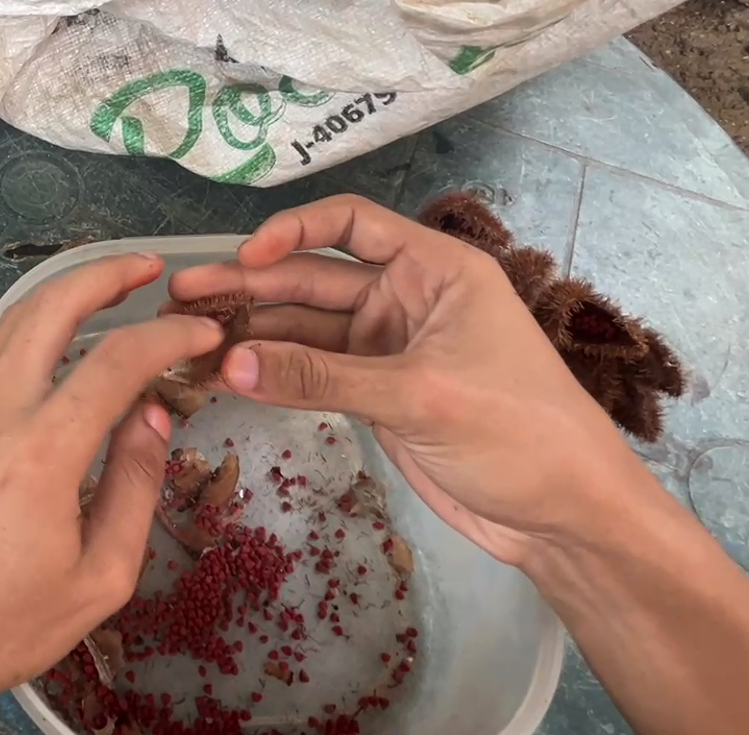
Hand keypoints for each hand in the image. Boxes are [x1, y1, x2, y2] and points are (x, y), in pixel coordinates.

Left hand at [0, 254, 221, 732]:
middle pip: (52, 305)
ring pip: (16, 317)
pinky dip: (34, 322)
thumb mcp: (98, 578)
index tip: (203, 331)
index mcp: (42, 448)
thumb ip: (135, 485)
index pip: (118, 361)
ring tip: (110, 285)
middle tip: (149, 267)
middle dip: (105, 272)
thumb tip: (153, 414)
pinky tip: (57, 335)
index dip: (169, 335)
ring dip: (66, 289)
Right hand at [168, 194, 660, 568]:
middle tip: (182, 294)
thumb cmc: (519, 434)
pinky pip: (303, 367)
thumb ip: (319, 376)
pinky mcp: (365, 386)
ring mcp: (378, 343)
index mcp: (432, 269)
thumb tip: (229, 364)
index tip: (245, 256)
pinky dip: (265, 369)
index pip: (350, 224)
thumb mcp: (419, 395)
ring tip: (187, 335)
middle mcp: (400, 295)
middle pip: (309, 278)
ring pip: (298, 325)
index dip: (293, 231)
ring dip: (248, 330)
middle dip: (247, 285)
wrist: (566, 524)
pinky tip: (222, 371)